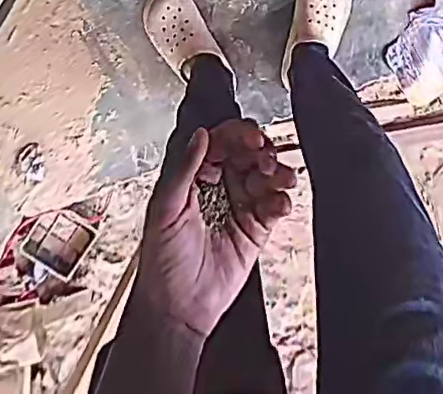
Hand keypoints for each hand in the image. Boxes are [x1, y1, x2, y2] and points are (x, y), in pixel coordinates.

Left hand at [135, 119, 296, 338]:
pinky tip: (280, 202)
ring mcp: (238, 205)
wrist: (176, 308)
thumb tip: (200, 135)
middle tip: (267, 158)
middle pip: (248, 154)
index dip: (238, 135)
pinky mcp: (255, 229)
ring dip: (277, 172)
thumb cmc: (162, 258)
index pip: (221, 142)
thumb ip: (185, 169)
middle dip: (262, 151)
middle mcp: (219, 184)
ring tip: (281, 177)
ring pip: (265, 177)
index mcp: (195, 173)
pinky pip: (273, 207)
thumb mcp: (166, 207)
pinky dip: (281, 201)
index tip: (253, 137)